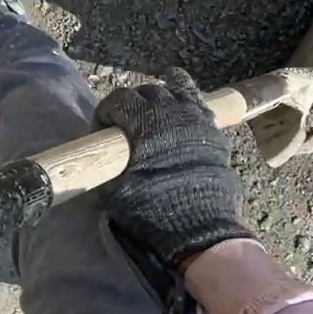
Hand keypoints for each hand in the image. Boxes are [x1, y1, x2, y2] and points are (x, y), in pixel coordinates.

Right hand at [94, 67, 255, 267]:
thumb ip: (105, 165)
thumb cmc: (150, 207)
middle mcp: (169, 110)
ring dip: (160, 98)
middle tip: (125, 125)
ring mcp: (195, 116)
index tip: (101, 130)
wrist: (199, 225)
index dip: (105, 112)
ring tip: (154, 113)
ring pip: (175, 88)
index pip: (118, 99)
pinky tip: (179, 115)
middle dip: (131, 104)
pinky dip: (185, 102)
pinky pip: (198, 102)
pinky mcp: (212, 129)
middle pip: (145, 92)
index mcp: (143, 121)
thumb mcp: (114, 189)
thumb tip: (100, 159)